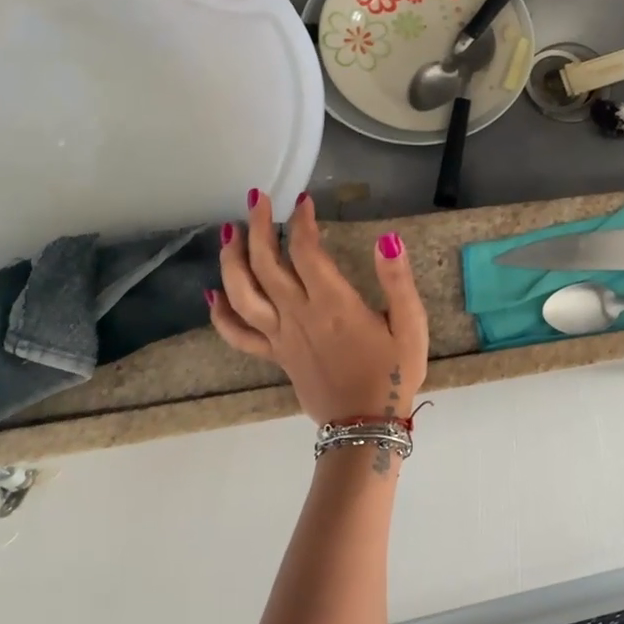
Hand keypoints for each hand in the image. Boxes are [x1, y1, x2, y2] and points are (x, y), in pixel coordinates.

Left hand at [208, 189, 429, 424]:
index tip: (304, 200)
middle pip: (265, 264)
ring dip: (231, 260)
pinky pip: (238, 334)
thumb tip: (387, 239)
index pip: (305, 250)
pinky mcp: (275, 355)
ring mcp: (281, 336)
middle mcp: (298, 314)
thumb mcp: (410, 323)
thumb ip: (397, 280)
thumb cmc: (394, 371)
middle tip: (257, 199)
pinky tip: (213, 294)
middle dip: (257, 226)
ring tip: (230, 232)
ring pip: (241, 293)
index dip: (301, 221)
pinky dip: (220, 313)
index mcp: (333, 303)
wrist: (365, 424)